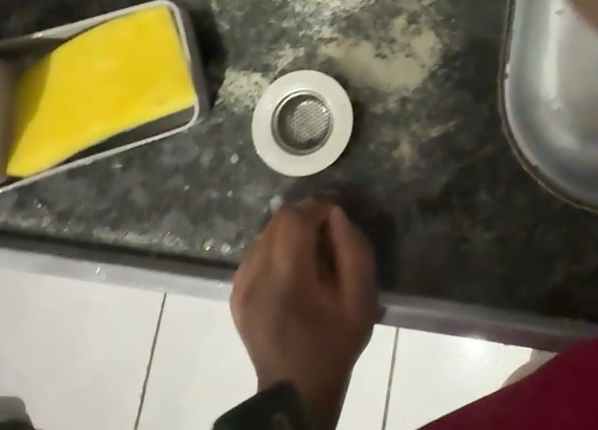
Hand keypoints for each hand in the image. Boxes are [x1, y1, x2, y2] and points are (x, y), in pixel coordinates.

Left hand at [230, 200, 380, 429]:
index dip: (317, 207)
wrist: (298, 389)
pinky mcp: (235, 294)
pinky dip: (276, 250)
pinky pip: (256, 253)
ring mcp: (240, 287)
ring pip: (265, 234)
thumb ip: (354, 249)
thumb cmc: (335, 343)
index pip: (293, 220)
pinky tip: (293, 270)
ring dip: (290, 233)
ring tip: (311, 254)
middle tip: (328, 233)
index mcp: (287, 281)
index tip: (336, 217)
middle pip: (277, 221)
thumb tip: (336, 214)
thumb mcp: (361, 298)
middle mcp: (255, 278)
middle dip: (305, 217)